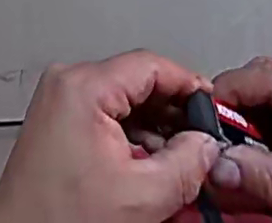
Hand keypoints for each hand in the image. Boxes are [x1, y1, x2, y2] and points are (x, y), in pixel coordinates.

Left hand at [0, 50, 222, 222]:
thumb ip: (184, 163)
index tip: (213, 104)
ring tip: (180, 158)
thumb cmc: (58, 219)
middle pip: (136, 79)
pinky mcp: (59, 116)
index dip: (187, 83)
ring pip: (123, 96)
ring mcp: (60, 97)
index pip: (149, 64)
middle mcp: (68, 81)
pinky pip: (106, 111)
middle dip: (172, 109)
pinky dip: (132, 132)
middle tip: (203, 138)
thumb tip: (206, 143)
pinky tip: (150, 161)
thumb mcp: (140, 196)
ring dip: (154, 125)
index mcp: (83, 85)